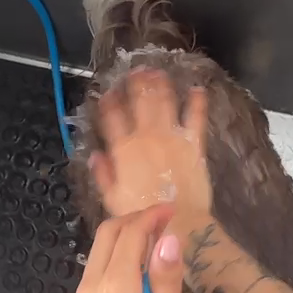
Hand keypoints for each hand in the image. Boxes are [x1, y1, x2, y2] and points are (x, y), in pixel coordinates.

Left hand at [69, 205, 186, 292]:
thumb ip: (166, 284)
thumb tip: (169, 239)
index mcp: (116, 289)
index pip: (132, 234)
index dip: (153, 216)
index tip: (175, 209)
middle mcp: (92, 287)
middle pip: (109, 233)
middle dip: (136, 219)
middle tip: (166, 221)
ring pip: (100, 249)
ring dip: (125, 236)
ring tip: (158, 243)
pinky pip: (97, 269)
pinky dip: (117, 255)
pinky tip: (140, 272)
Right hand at [90, 70, 212, 232]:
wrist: (181, 222)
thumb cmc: (144, 212)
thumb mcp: (113, 199)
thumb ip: (104, 175)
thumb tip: (95, 155)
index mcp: (124, 150)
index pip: (113, 117)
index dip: (110, 101)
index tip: (109, 91)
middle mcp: (146, 137)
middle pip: (140, 102)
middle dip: (137, 84)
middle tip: (137, 70)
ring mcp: (172, 137)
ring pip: (165, 103)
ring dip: (161, 85)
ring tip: (159, 72)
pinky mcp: (194, 143)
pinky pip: (196, 117)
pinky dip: (197, 102)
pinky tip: (197, 89)